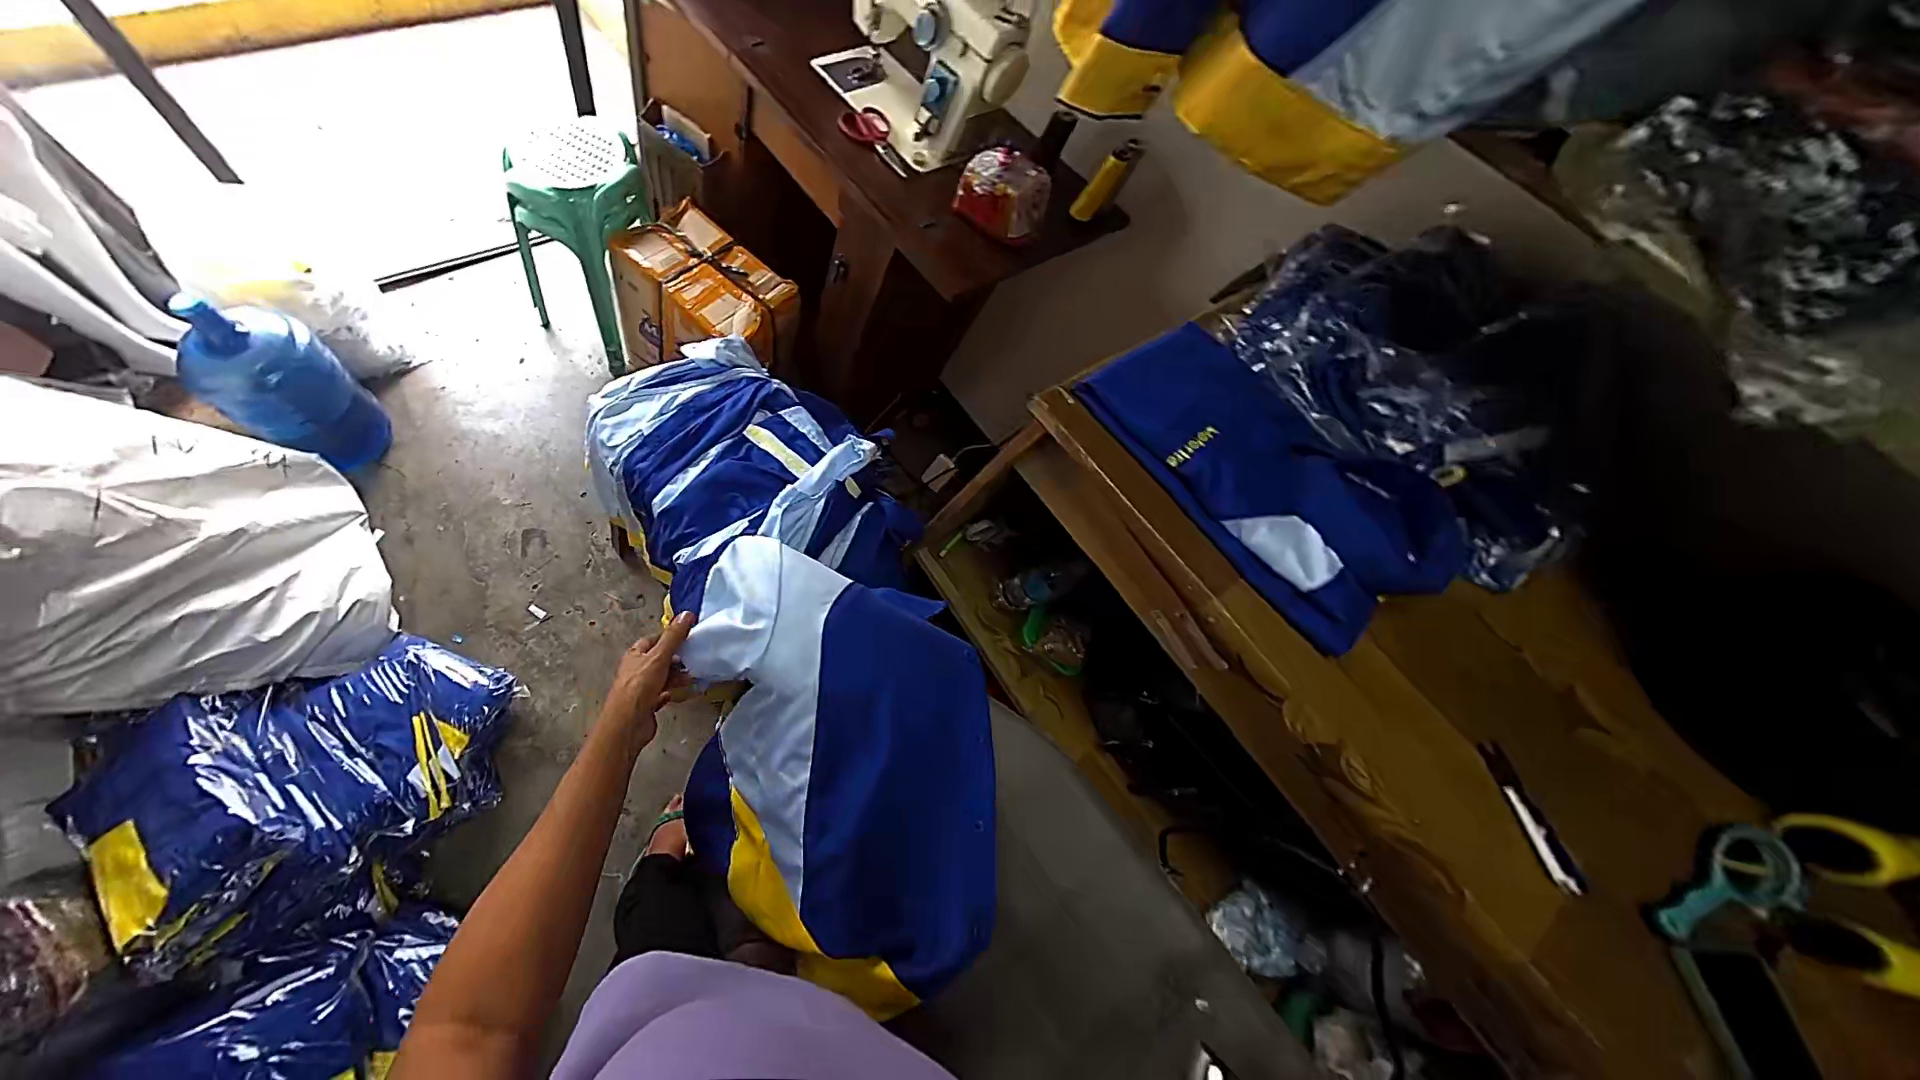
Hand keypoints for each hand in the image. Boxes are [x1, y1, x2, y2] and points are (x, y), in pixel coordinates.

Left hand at [598, 613, 694, 756]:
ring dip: (677, 676)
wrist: (629, 723)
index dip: (670, 636)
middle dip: (677, 658)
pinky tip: (681, 692)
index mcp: (634, 655)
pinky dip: (673, 691)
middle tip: (693, 657)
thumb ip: (674, 636)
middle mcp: (635, 670)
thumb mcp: (659, 656)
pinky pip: (663, 694)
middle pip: (660, 659)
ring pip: (663, 676)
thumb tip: (686, 614)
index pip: (654, 640)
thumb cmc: (639, 687)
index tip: (688, 635)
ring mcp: (641, 688)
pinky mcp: (647, 704)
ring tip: (692, 675)